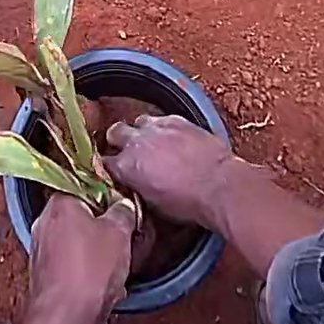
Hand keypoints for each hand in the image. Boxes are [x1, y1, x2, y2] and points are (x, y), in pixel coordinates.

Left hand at [27, 192, 137, 322]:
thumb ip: (123, 211)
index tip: (122, 211)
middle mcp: (43, 221)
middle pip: (79, 216)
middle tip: (120, 239)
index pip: (86, 188)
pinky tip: (100, 286)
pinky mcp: (41, 276)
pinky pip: (67, 265)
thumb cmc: (90, 271)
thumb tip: (124, 206)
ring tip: (113, 267)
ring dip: (93, 252)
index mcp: (59, 202)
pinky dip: (83, 272)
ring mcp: (39, 250)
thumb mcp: (119, 232)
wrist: (66, 320)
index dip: (108, 200)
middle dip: (101, 228)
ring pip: (74, 242)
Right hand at [104, 114, 238, 227]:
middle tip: (127, 151)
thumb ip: (137, 188)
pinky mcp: (176, 119)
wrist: (219, 185)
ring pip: (138, 121)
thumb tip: (137, 185)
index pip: (104, 162)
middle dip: (118, 140)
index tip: (113, 171)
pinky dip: (164, 128)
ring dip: (142, 131)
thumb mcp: (154, 205)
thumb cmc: (189, 203)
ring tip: (151, 142)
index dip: (108, 167)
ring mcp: (156, 127)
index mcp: (127, 166)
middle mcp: (137, 142)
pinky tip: (172, 138)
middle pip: (114, 132)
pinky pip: (162, 119)